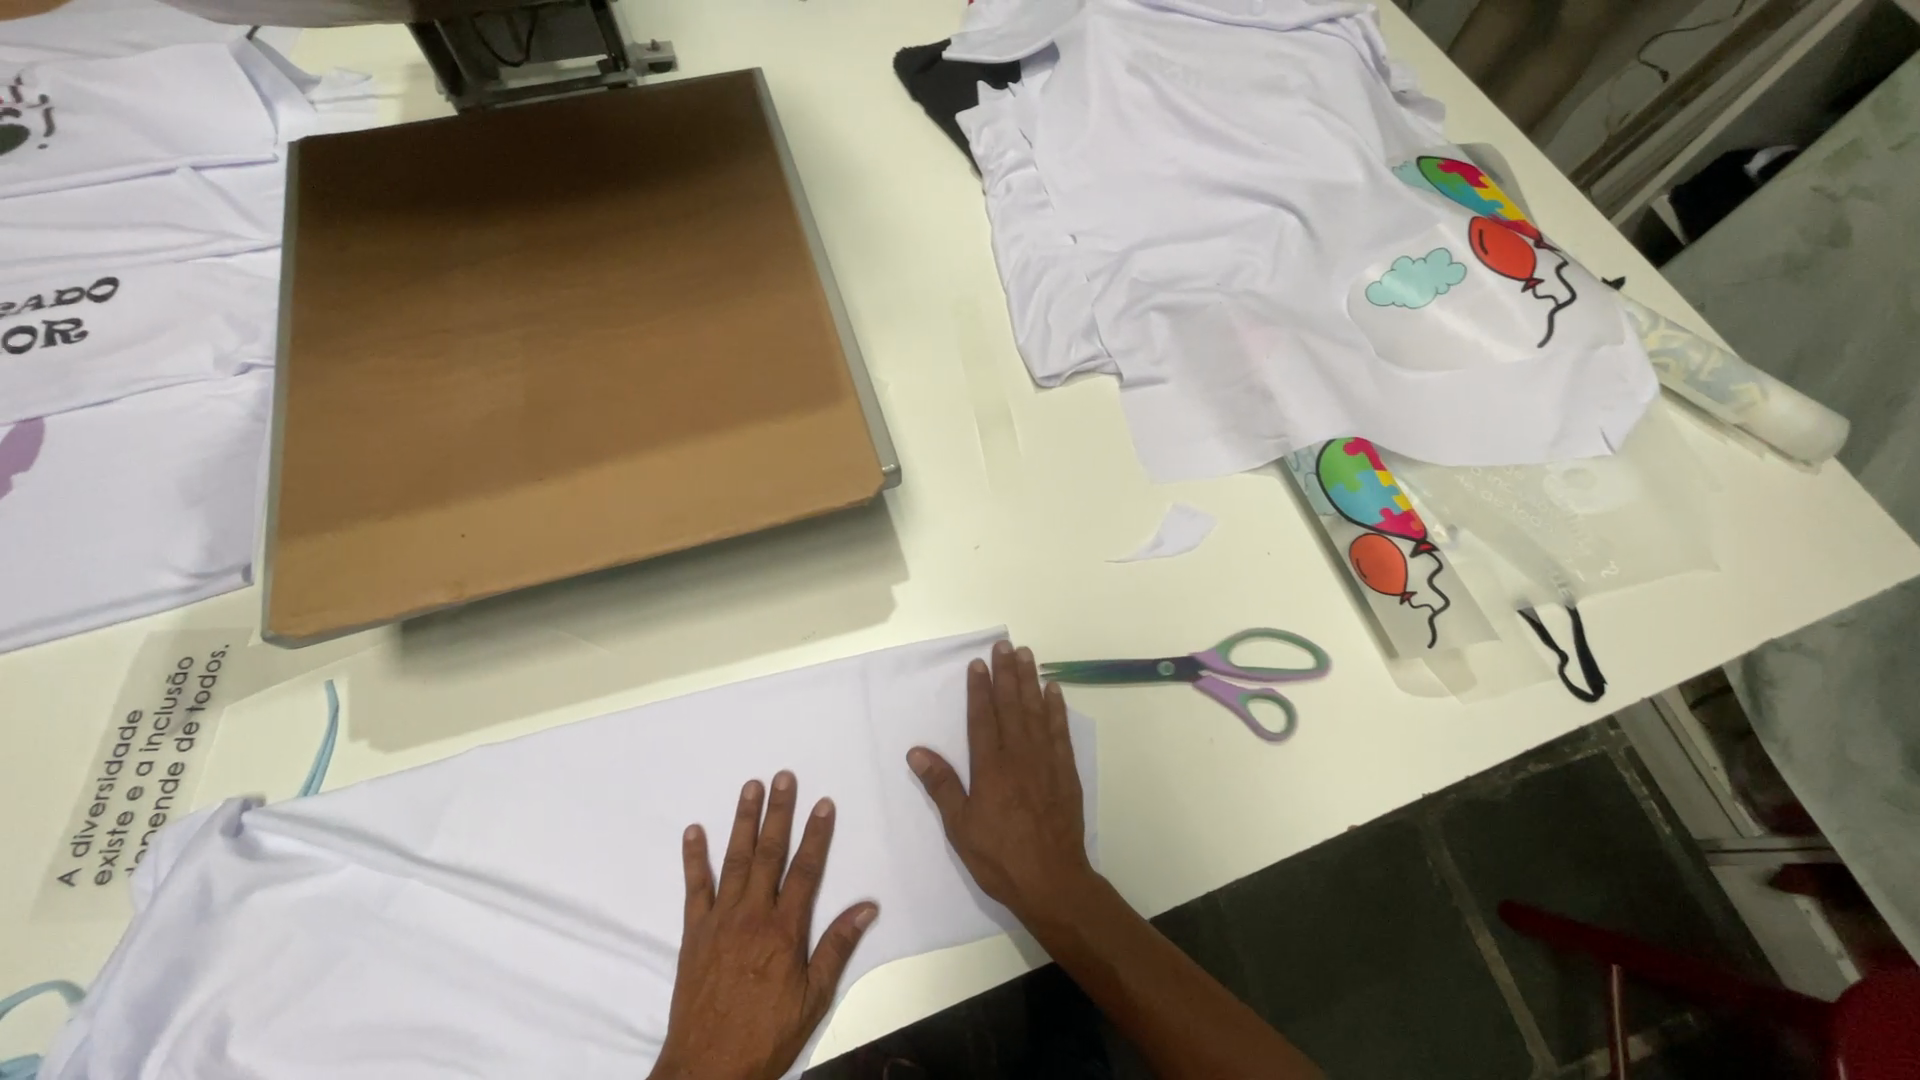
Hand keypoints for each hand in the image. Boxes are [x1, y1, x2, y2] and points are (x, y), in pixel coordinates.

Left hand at [649, 772, 877, 1079]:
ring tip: (750, 787)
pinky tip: (694, 830)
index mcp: (784, 930)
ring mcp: (720, 920)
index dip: (817, 834)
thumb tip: (867, 906)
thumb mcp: (814, 997)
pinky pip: (694, 887)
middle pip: (769, 853)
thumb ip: (837, 946)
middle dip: (778, 812)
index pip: (806, 870)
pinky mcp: (694, 932)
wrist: (707, 1067)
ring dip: (742, 821)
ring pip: (734, 860)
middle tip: (783, 776)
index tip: (823, 803)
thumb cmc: (767, 1033)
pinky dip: (694, 857)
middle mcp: (752, 915)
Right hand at [908, 640, 1095, 924]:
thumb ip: (941, 786)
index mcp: (990, 767)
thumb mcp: (960, 827)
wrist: (1052, 880)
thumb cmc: (999, 857)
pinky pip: (1060, 731)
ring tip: (1027, 654)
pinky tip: (1054, 691)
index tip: (977, 663)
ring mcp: (1045, 762)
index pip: (982, 718)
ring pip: (1036, 711)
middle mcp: (1018, 756)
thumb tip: (916, 751)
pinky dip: (1056, 708)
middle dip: (1006, 673)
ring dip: (1030, 681)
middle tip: (1004, 645)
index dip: (979, 689)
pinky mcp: (1065, 772)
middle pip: (1011, 706)